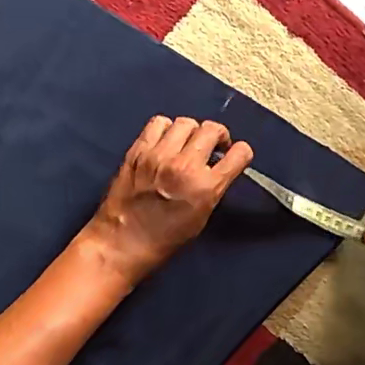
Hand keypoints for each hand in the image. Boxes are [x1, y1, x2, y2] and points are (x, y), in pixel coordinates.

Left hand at [76, 116, 253, 285]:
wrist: (123, 241)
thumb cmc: (165, 238)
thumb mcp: (202, 216)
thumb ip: (213, 187)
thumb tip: (218, 167)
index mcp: (206, 187)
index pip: (239, 154)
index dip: (241, 152)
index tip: (235, 154)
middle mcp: (185, 166)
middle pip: (212, 129)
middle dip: (218, 136)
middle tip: (212, 146)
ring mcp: (159, 155)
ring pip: (186, 122)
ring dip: (192, 131)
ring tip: (187, 143)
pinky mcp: (138, 150)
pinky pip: (158, 123)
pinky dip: (166, 129)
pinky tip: (165, 141)